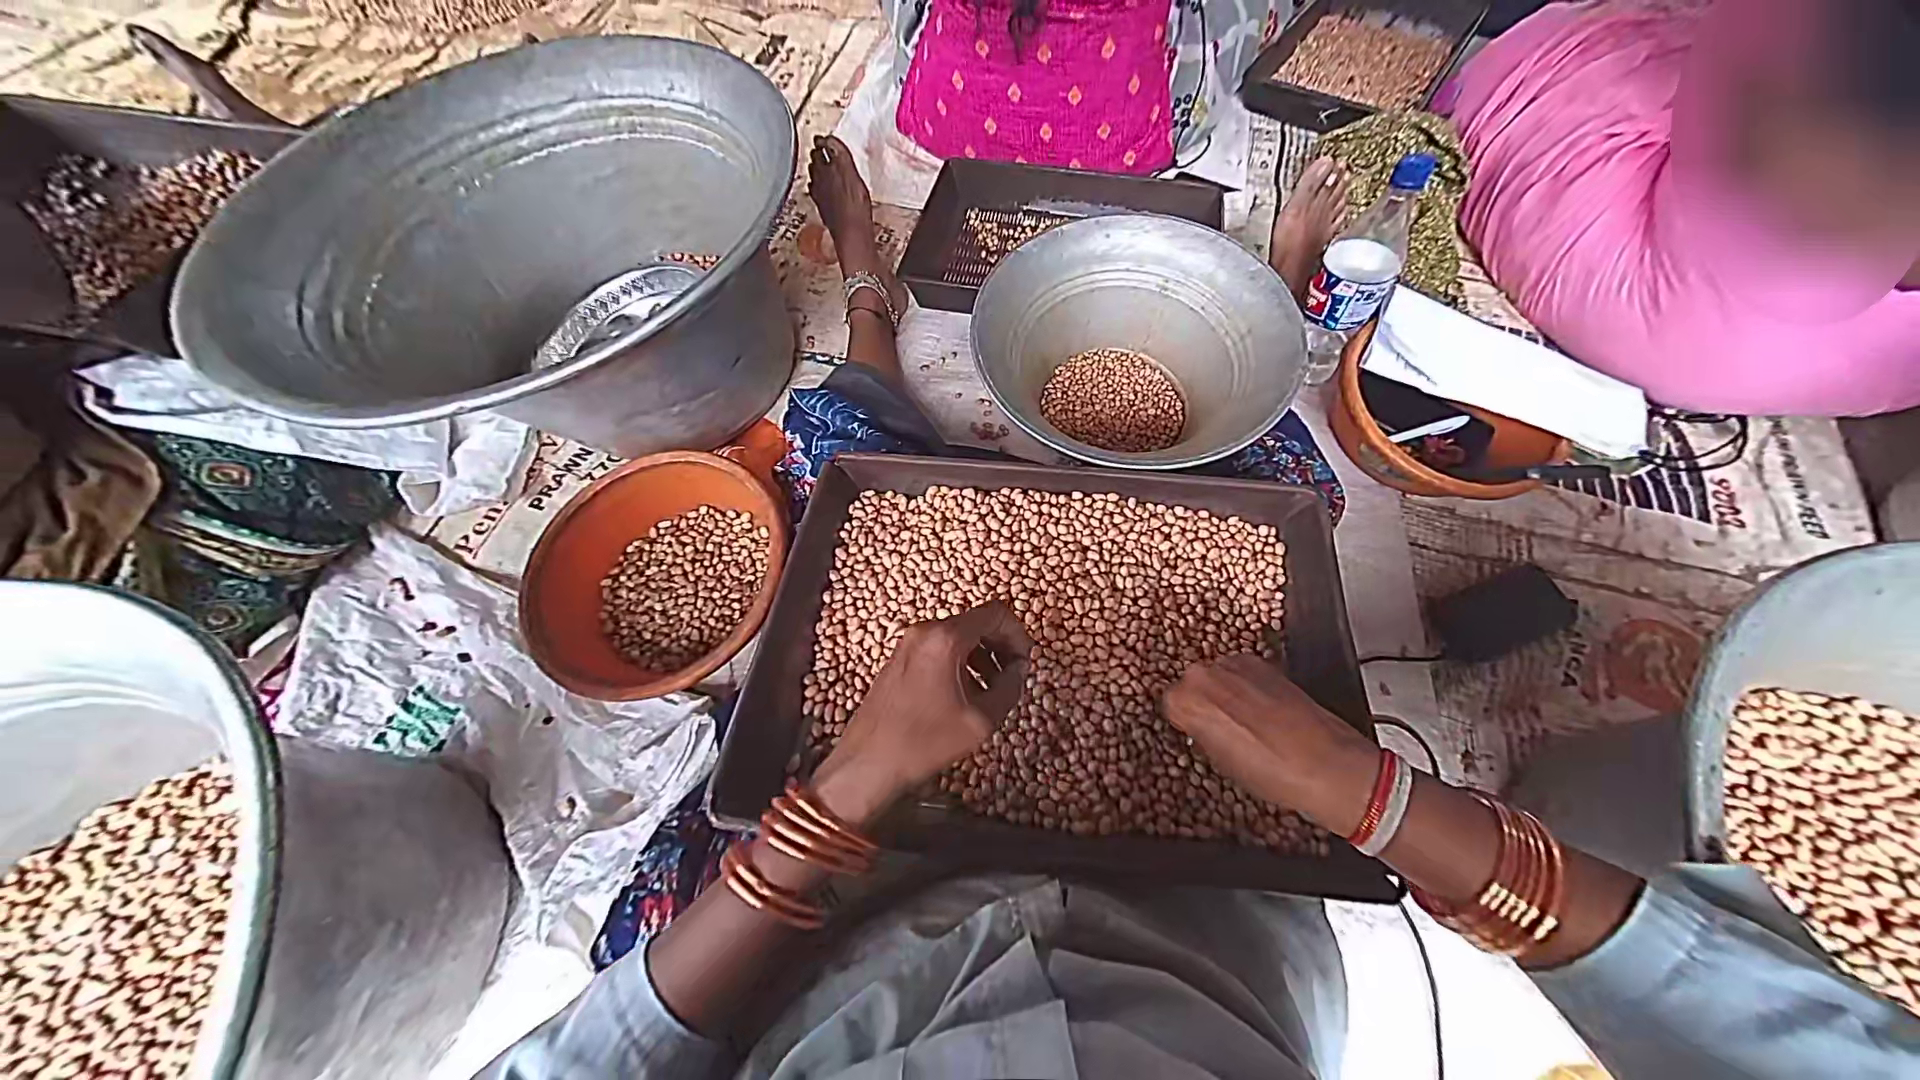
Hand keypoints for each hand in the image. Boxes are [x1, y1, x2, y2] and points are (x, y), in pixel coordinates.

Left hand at [806, 135, 873, 252]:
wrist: (851, 232)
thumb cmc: (855, 206)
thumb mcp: (853, 174)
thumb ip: (840, 155)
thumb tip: (829, 140)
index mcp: (828, 167)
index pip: (824, 145)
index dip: (825, 140)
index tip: (825, 138)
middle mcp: (820, 177)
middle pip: (816, 158)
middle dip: (819, 152)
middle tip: (822, 147)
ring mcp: (820, 192)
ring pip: (814, 172)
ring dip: (817, 166)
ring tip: (821, 163)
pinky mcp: (821, 205)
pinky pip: (816, 188)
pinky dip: (818, 183)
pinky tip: (821, 185)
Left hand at [811, 602, 1033, 825]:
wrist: (867, 762)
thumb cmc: (922, 742)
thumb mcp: (981, 720)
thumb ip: (1010, 688)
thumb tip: (1019, 671)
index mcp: (945, 638)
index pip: (995, 612)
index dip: (1018, 634)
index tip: (1024, 660)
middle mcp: (924, 632)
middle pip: (976, 622)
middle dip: (1001, 646)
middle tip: (1013, 674)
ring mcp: (908, 644)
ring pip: (958, 636)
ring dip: (982, 656)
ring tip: (992, 689)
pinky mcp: (900, 659)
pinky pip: (939, 649)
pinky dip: (960, 663)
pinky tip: (966, 694)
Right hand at [1160, 654, 1377, 834]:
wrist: (1327, 766)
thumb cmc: (1275, 771)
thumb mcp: (1220, 761)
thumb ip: (1202, 733)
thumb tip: (1204, 725)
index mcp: (1185, 700)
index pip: (1170, 703)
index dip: (1186, 720)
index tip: (1194, 730)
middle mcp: (1205, 674)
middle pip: (1193, 684)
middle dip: (1205, 702)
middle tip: (1221, 728)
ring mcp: (1235, 665)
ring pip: (1218, 676)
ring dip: (1227, 692)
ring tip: (1247, 722)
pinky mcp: (1263, 663)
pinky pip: (1243, 673)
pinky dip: (1248, 686)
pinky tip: (1263, 712)